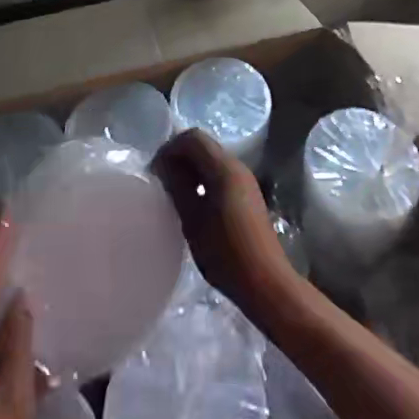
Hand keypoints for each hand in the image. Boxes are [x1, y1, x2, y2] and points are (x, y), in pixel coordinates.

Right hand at [152, 129, 293, 307]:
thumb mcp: (193, 221)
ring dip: (190, 170)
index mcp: (225, 168)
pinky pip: (220, 175)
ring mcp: (245, 180)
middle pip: (203, 146)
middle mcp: (238, 166)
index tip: (154, 174)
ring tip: (172, 196)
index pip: (193, 137)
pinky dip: (203, 181)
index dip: (169, 149)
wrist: (264, 280)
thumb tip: (165, 166)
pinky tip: (191, 206)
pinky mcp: (248, 195)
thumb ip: (179, 188)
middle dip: (178, 158)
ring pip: (212, 161)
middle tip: (159, 185)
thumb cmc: (225, 253)